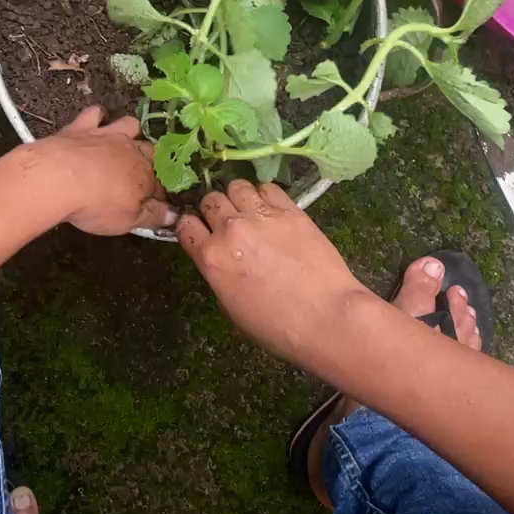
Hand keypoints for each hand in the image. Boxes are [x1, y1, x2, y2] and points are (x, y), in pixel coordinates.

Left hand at [10, 106, 175, 235]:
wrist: (57, 178)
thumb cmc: (95, 204)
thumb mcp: (126, 221)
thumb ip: (151, 216)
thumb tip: (173, 215)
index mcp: (145, 175)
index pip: (161, 185)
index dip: (161, 195)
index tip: (159, 204)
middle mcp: (131, 150)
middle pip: (151, 151)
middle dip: (153, 161)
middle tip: (146, 173)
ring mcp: (107, 134)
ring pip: (130, 124)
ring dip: (132, 132)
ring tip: (127, 142)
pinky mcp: (83, 126)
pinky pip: (96, 113)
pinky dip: (98, 116)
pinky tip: (96, 121)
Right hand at [177, 180, 376, 370]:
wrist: (328, 318)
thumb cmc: (278, 327)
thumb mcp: (232, 309)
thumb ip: (219, 274)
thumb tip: (220, 258)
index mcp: (211, 257)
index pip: (185, 224)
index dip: (192, 226)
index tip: (201, 231)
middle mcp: (230, 229)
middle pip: (209, 199)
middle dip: (215, 210)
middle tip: (229, 223)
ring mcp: (260, 216)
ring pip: (236, 186)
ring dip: (239, 198)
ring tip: (250, 212)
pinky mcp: (289, 209)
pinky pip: (267, 188)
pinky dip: (265, 196)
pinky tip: (272, 210)